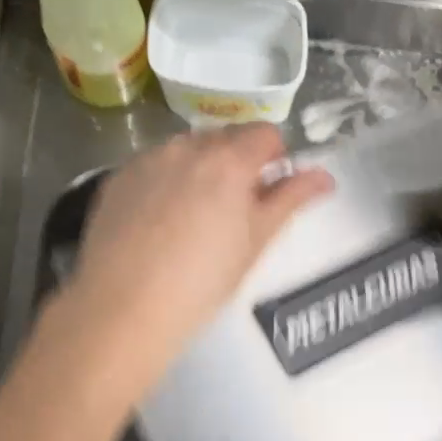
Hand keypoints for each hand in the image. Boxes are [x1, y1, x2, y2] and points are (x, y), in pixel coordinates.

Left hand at [52, 124, 331, 383]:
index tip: (269, 190)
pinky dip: (165, 182)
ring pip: (185, 150)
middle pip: (225, 137)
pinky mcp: (117, 178)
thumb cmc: (203, 280)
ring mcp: (146, 160)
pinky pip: (153, 166)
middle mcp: (186, 148)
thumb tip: (324, 176)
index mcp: (229, 160)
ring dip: (200, 169)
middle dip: (237, 162)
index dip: (275, 158)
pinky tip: (160, 224)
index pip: (265, 133)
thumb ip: (292, 200)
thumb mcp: (257, 241)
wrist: (124, 307)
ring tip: (194, 218)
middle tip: (236, 209)